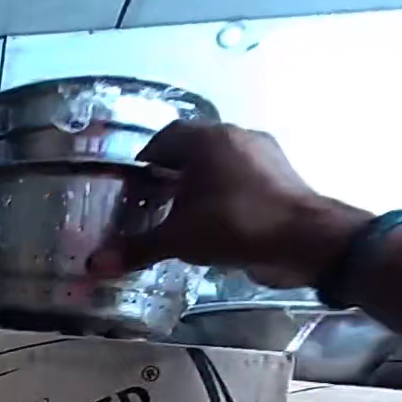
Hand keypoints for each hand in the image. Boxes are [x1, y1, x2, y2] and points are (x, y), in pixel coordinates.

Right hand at [88, 122, 372, 288]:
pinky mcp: (280, 176)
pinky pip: (239, 177)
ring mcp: (264, 154)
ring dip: (196, 182)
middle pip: (192, 148)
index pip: (165, 137)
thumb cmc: (234, 225)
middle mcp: (237, 136)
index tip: (132, 185)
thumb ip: (135, 249)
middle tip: (149, 200)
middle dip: (169, 172)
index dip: (144, 159)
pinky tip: (211, 221)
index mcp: (208, 140)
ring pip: (218, 162)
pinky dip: (221, 193)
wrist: (306, 241)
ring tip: (177, 213)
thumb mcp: (177, 239)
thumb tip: (94, 265)